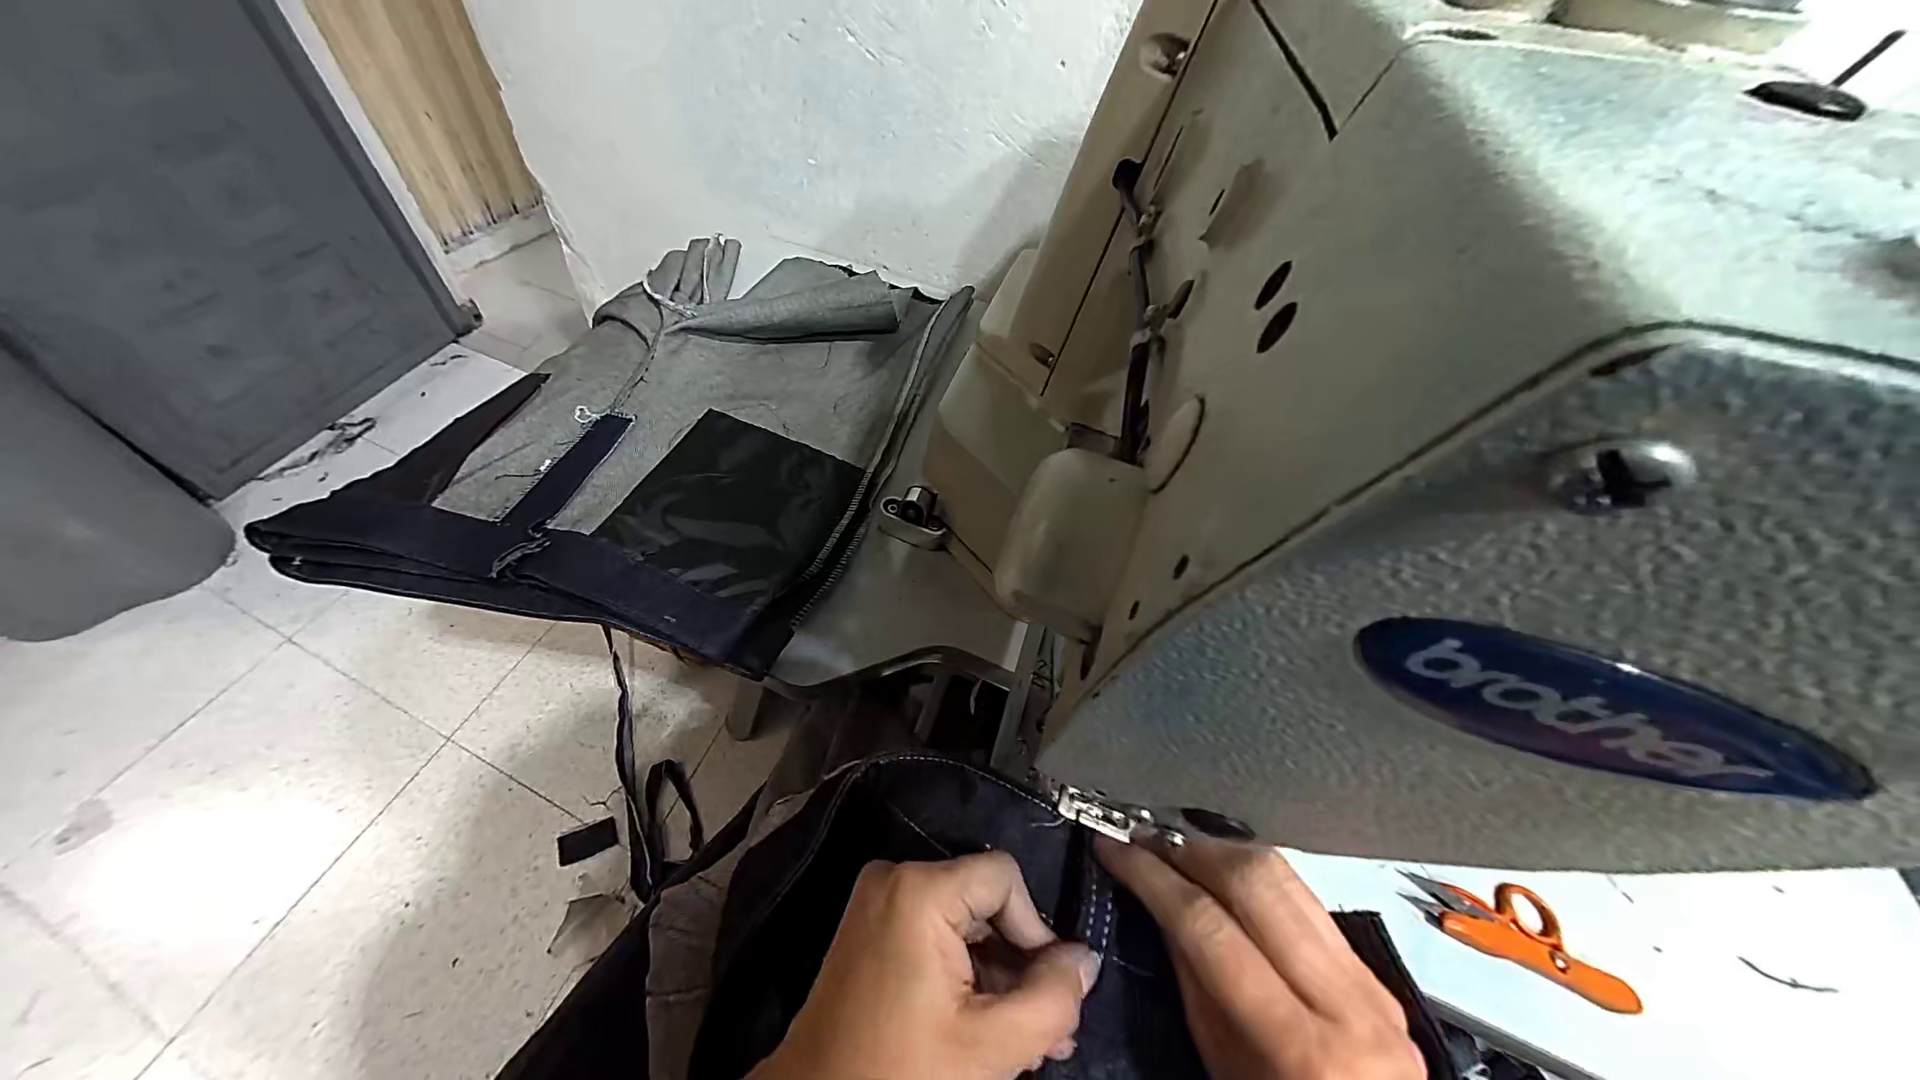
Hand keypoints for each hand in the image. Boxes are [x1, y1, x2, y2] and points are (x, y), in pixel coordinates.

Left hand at [750, 851, 1100, 1079]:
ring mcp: (880, 900)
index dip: (1035, 929)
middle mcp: (896, 878)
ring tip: (1029, 1038)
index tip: (1047, 987)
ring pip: (965, 922)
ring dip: (999, 975)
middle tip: (1050, 1026)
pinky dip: (967, 971)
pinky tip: (989, 1023)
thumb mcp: (990, 1045)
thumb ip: (1052, 998)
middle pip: (986, 902)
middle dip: (1022, 963)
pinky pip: (937, 932)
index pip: (1004, 878)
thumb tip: (1086, 959)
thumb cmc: (901, 1072)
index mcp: (919, 889)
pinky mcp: (873, 925)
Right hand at [1097, 836, 1421, 1079]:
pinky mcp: (1375, 973)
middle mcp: (1345, 1003)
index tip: (1115, 850)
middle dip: (1188, 848)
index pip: (1208, 926)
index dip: (1152, 877)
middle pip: (1254, 880)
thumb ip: (1193, 981)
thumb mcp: (1222, 1069)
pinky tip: (1223, 875)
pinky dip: (1253, 875)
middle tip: (1143, 839)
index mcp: (1299, 1047)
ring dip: (1220, 850)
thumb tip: (1158, 903)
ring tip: (1176, 847)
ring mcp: (1369, 983)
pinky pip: (1304, 897)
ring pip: (1284, 875)